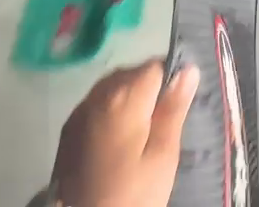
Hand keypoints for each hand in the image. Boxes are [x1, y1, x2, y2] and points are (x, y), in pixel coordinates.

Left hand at [52, 59, 199, 206]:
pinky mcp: (68, 128)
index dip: (171, 80)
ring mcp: (79, 110)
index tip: (177, 106)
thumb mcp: (162, 156)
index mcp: (124, 96)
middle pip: (132, 73)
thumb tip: (189, 69)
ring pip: (113, 86)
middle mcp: (98, 93)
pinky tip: (116, 137)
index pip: (155, 65)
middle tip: (161, 124)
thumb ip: (174, 109)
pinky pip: (96, 104)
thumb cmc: (131, 194)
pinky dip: (110, 110)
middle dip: (150, 89)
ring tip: (141, 131)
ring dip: (129, 98)